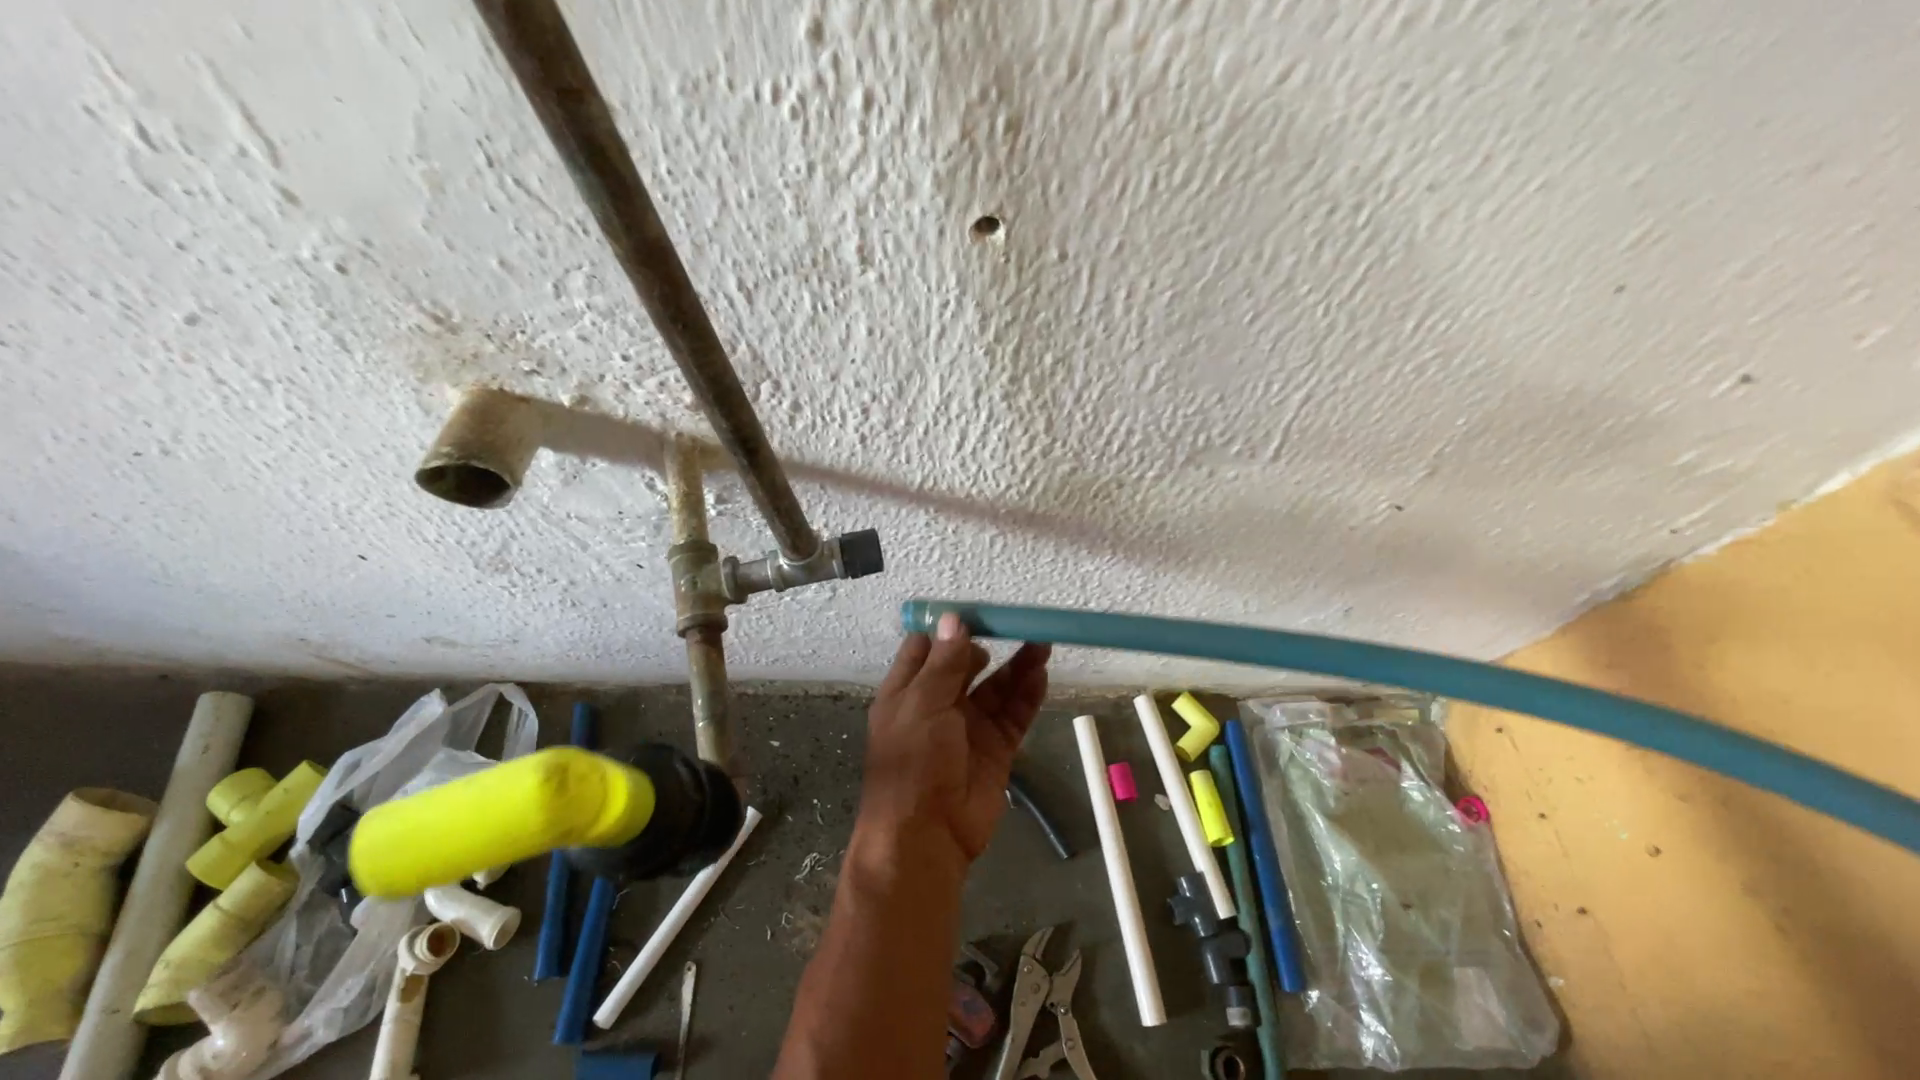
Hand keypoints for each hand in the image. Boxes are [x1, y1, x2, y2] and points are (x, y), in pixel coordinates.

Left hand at [857, 613, 1051, 865]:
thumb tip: (954, 619)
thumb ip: (943, 663)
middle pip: (965, 667)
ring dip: (1016, 667)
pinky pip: (1014, 716)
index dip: (946, 631)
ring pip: (995, 690)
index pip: (924, 651)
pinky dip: (1028, 695)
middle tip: (1013, 626)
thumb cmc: (912, 762)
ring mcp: (968, 729)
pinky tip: (1042, 674)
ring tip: (1042, 643)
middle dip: (987, 646)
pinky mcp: (995, 750)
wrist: (926, 834)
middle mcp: (936, 707)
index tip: (973, 613)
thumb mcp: (922, 704)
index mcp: (906, 693)